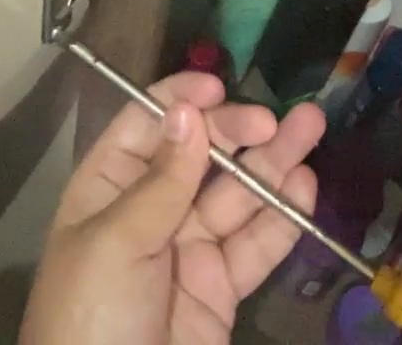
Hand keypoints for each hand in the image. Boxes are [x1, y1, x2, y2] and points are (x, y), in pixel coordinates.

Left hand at [20, 72, 325, 344]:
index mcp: (107, 188)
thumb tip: (187, 110)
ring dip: (272, 166)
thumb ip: (160, 181)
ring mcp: (185, 251)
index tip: (217, 85)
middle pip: (198, 157)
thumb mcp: (116, 242)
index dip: (179, 100)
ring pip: (234, 197)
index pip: (145, 127)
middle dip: (238, 132)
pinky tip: (304, 190)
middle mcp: (148, 211)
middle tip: (279, 119)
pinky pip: (252, 247)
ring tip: (310, 131)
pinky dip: (280, 220)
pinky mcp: (218, 291)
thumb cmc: (92, 316)